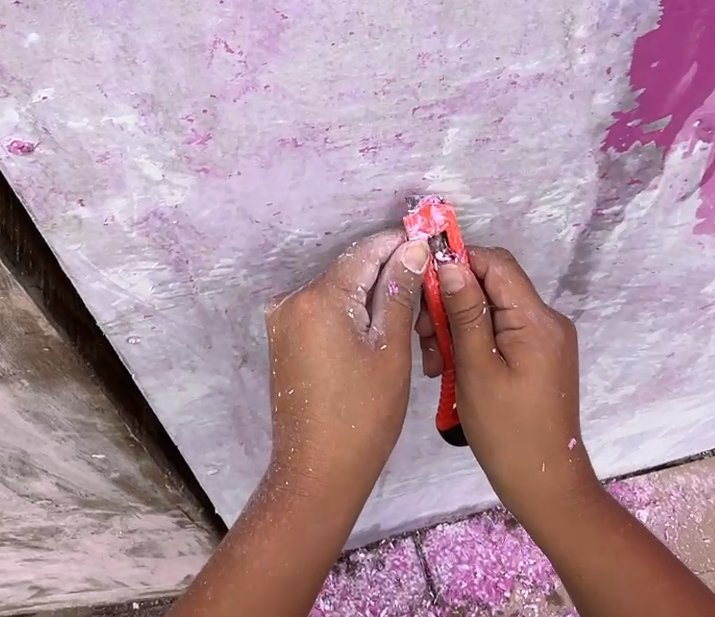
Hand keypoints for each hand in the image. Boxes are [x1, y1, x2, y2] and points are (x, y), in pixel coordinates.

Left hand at [265, 229, 431, 499]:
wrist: (317, 471)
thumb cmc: (363, 415)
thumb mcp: (391, 350)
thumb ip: (398, 292)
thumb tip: (411, 247)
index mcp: (320, 297)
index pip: (364, 251)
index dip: (398, 243)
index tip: (430, 242)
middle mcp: (294, 299)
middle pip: (349, 268)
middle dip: (387, 268)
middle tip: (428, 276)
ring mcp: (284, 318)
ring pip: (337, 288)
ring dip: (370, 290)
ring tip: (410, 302)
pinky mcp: (284, 337)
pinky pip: (323, 308)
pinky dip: (351, 308)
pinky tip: (378, 322)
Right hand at [416, 246, 599, 525]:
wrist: (546, 488)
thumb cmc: (507, 431)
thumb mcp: (476, 369)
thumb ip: (465, 313)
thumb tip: (451, 264)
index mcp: (536, 320)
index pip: (495, 263)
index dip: (458, 263)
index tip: (422, 284)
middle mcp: (546, 321)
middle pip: (491, 286)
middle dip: (452, 302)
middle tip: (423, 337)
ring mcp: (543, 340)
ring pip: (490, 310)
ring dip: (457, 326)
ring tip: (435, 363)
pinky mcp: (536, 357)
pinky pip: (499, 332)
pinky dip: (472, 342)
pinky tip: (450, 369)